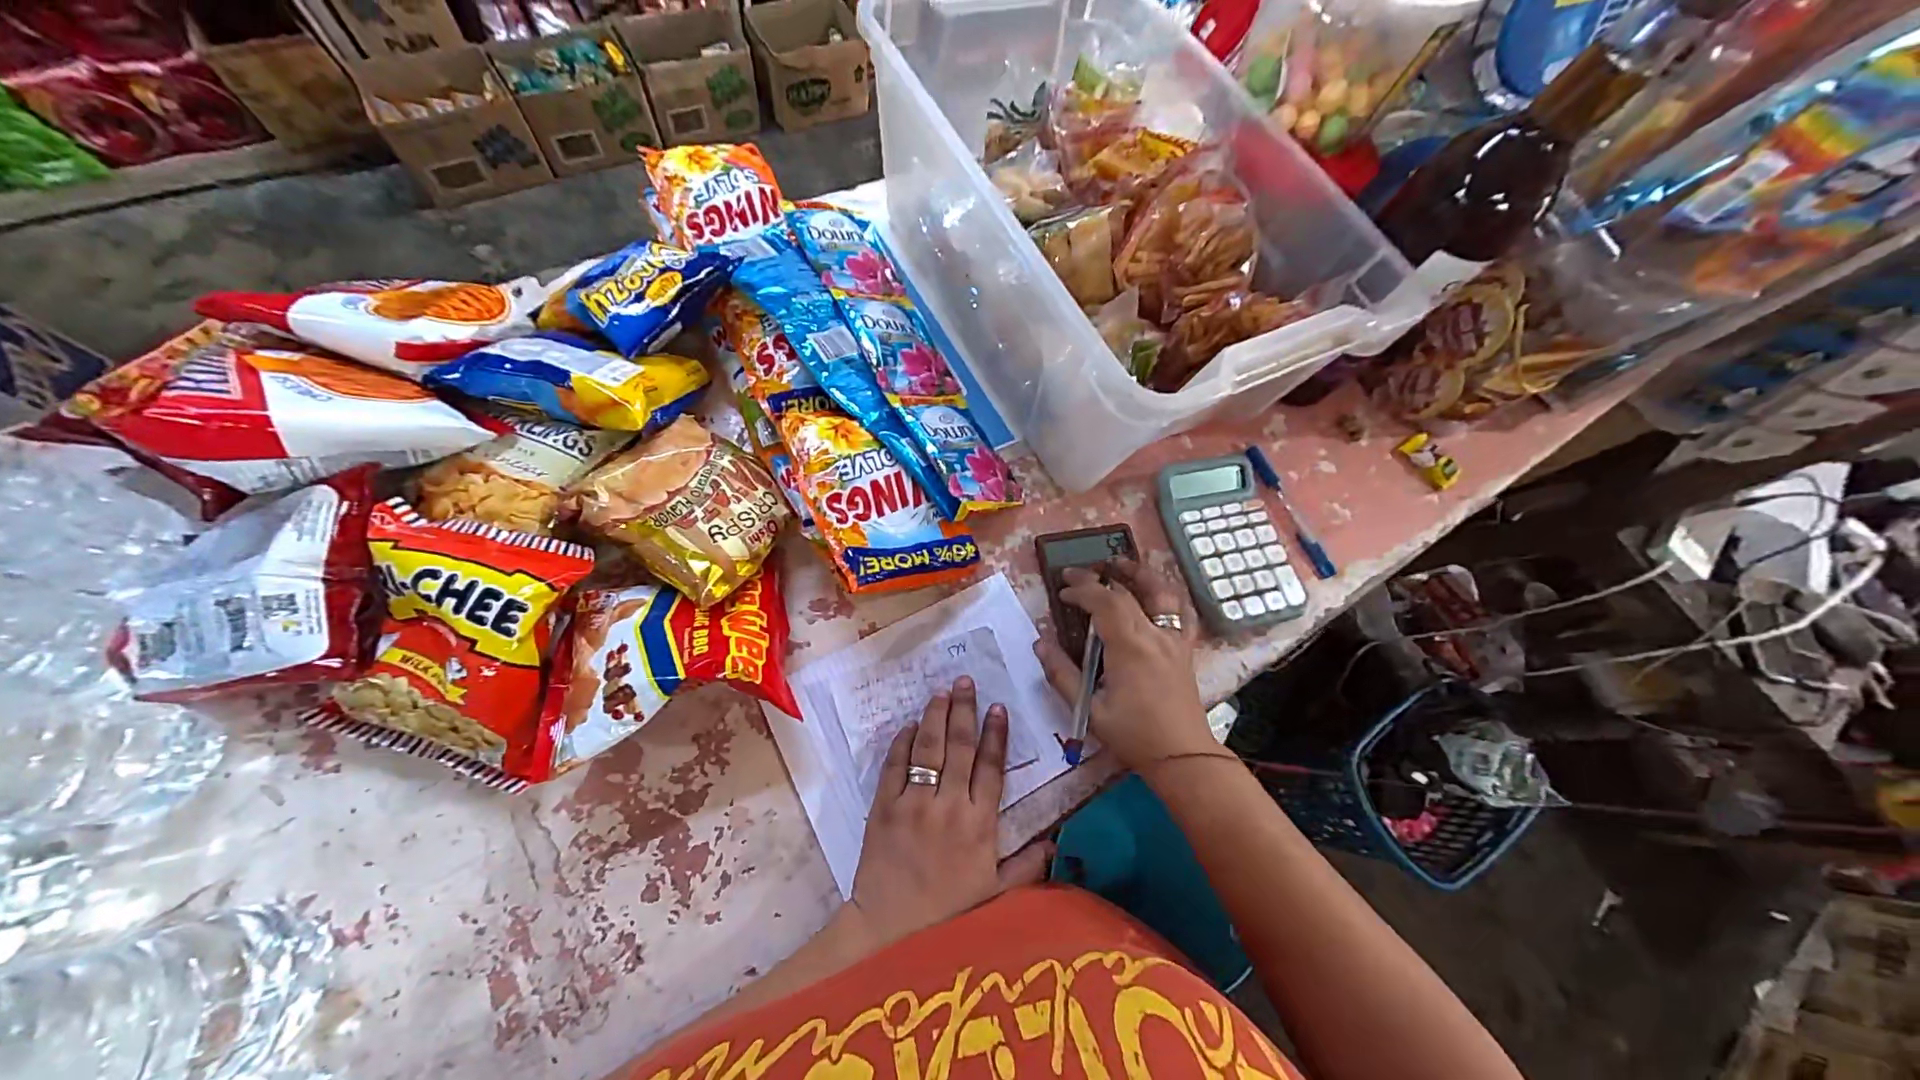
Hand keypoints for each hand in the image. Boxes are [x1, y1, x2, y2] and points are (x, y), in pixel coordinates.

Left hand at [846, 677, 1052, 949]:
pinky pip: (894, 765)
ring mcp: (914, 802)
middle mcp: (949, 805)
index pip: (991, 767)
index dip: (995, 735)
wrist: (890, 930)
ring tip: (941, 691)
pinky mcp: (884, 806)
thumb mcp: (996, 896)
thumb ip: (1026, 867)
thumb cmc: (948, 913)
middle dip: (964, 710)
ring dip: (936, 716)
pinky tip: (910, 725)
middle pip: (959, 747)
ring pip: (928, 748)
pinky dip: (903, 742)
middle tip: (966, 682)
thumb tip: (1054, 843)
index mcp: (980, 824)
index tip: (997, 708)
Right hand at [1033, 559, 1221, 769]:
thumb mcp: (1090, 708)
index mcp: (1130, 646)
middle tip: (1077, 573)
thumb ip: (1062, 674)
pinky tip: (1156, 593)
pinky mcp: (1185, 649)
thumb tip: (1040, 644)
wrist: (1182, 756)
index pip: (1104, 601)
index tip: (1063, 591)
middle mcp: (1156, 634)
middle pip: (1128, 591)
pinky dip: (1167, 595)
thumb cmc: (1134, 735)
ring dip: (1138, 574)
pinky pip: (1181, 611)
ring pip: (1162, 591)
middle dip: (1099, 577)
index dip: (1081, 589)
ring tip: (1119, 565)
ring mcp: (1175, 639)